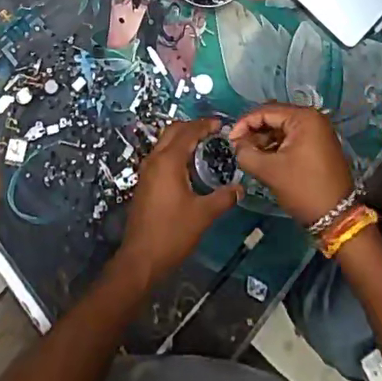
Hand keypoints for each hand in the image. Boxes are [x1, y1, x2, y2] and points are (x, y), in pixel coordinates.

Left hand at [115, 118, 239, 285]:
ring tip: (203, 145)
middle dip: (192, 127)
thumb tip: (239, 188)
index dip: (204, 125)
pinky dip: (175, 151)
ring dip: (182, 138)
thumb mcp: (203, 215)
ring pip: (164, 143)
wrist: (142, 256)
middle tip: (212, 131)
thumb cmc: (173, 233)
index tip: (221, 124)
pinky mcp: (145, 182)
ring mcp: (146, 170)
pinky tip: (188, 165)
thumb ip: (223, 198)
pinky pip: (161, 156)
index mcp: (168, 161)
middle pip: (172, 131)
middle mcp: (154, 159)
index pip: (187, 132)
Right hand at [229, 103, 353, 227]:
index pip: (265, 111)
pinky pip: (291, 138)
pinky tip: (264, 158)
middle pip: (274, 117)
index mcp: (304, 118)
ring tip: (249, 154)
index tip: (230, 140)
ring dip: (263, 139)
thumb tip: (237, 145)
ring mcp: (318, 132)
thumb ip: (245, 153)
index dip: (244, 124)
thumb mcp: (269, 171)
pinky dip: (276, 146)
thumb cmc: (303, 189)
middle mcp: (313, 118)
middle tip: (238, 146)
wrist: (338, 219)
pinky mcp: (318, 145)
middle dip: (254, 131)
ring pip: (281, 128)